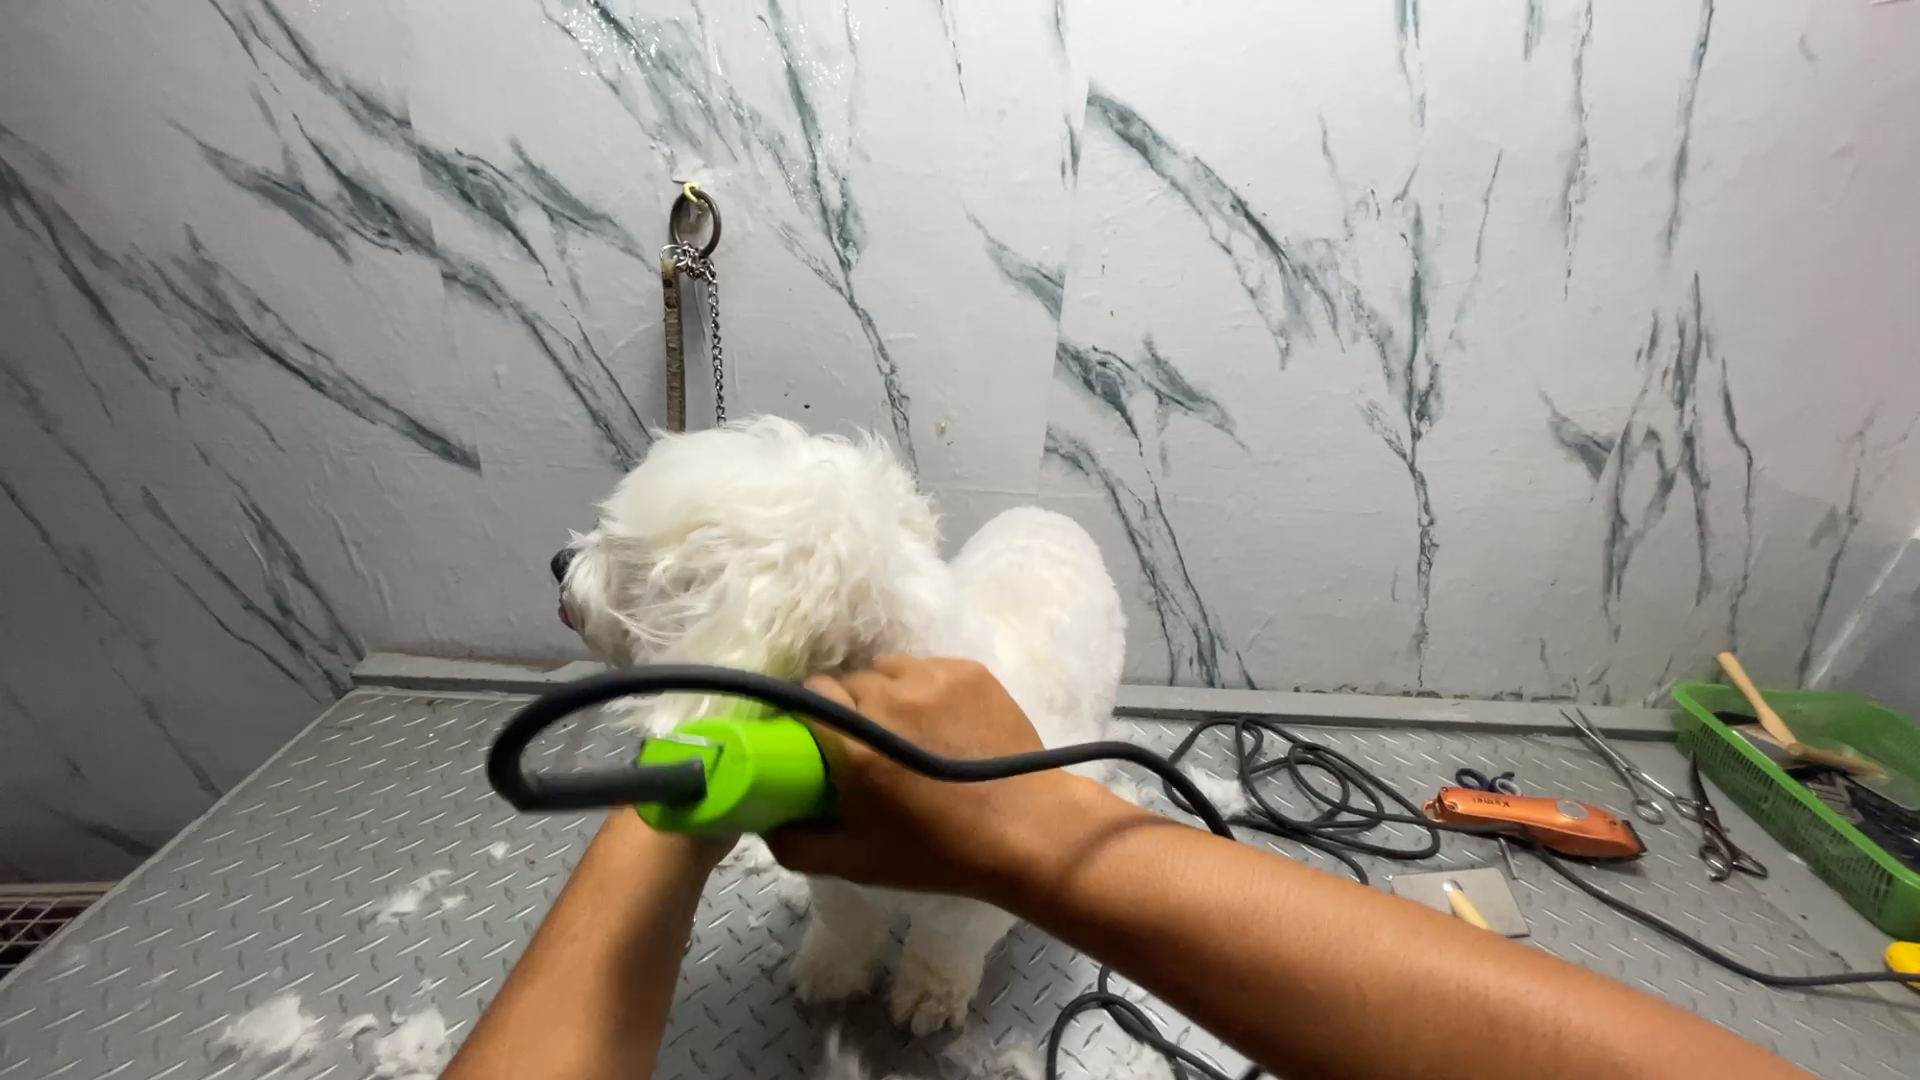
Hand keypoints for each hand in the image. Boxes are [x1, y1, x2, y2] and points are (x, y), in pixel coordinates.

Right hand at [765, 655, 1123, 899]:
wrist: (1028, 829)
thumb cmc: (939, 851)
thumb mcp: (858, 861)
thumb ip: (797, 843)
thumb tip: (767, 821)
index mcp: (856, 739)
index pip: (809, 694)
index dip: (810, 715)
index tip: (820, 740)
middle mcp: (890, 695)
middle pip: (849, 681)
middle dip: (850, 708)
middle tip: (868, 744)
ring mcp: (933, 676)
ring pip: (887, 668)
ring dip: (886, 693)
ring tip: (906, 729)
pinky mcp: (968, 669)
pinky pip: (926, 667)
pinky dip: (922, 687)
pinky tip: (939, 721)